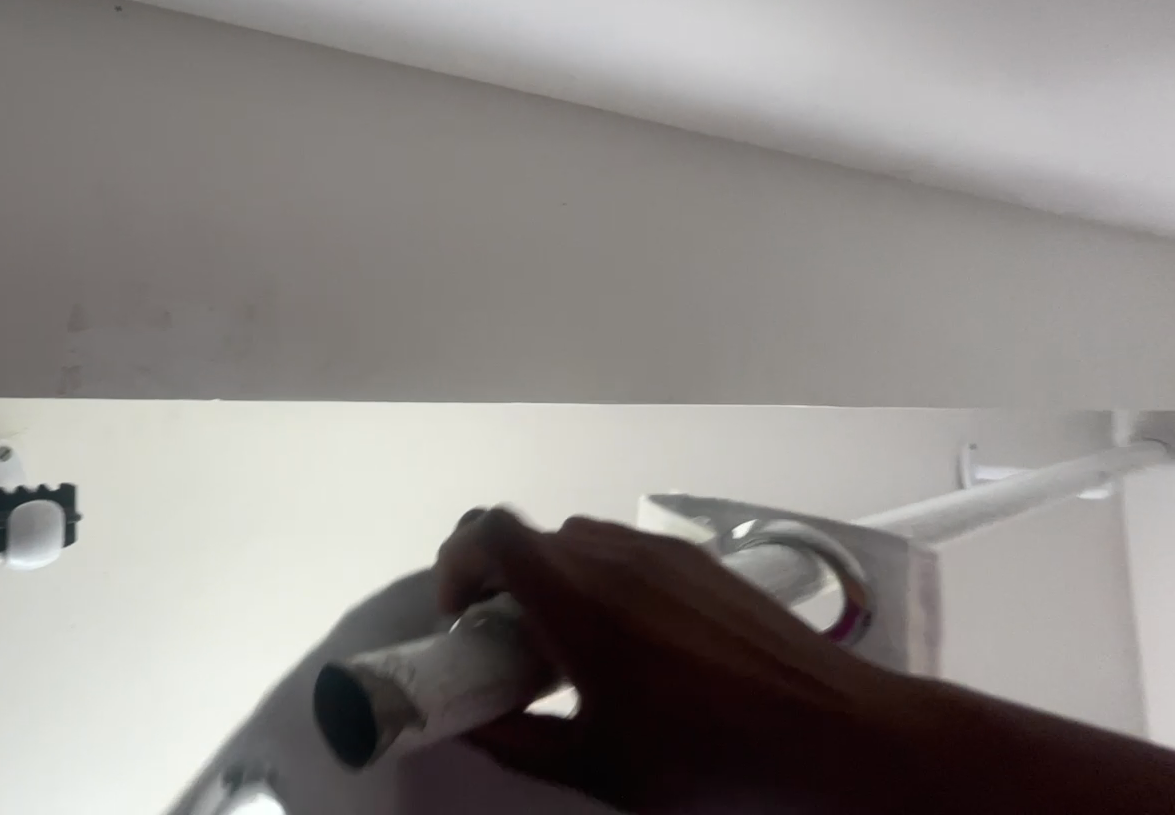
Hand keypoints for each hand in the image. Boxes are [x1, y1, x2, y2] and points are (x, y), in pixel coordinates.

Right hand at [434, 508, 909, 813]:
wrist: (845, 739)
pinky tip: (641, 634)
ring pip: (570, 541)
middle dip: (501, 581)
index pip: (485, 532)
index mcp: (572, 598)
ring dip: (551, 577)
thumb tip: (470, 724)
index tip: (464, 614)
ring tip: (579, 637)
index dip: (458, 560)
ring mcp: (650, 548)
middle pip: (523, 539)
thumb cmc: (712, 759)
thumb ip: (518, 744)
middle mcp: (603, 555)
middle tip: (515, 638)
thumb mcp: (601, 771)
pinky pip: (619, 548)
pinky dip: (599, 576)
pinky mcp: (690, 555)